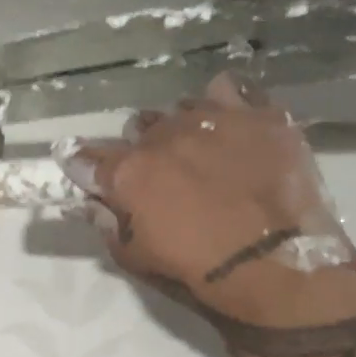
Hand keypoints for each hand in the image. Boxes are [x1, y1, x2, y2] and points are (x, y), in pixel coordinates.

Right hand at [61, 73, 355, 326]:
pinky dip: (223, 101)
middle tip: (155, 170)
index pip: (86, 156)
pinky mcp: (259, 117)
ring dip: (180, 125)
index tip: (85, 171)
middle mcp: (163, 136)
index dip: (82, 164)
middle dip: (140, 146)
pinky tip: (228, 120)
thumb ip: (107, 223)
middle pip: (138, 127)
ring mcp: (213, 120)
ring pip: (181, 108)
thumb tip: (92, 203)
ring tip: (195, 145)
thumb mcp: (134, 256)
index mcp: (128, 172)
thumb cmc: (194, 267)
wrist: (274, 262)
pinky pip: (231, 90)